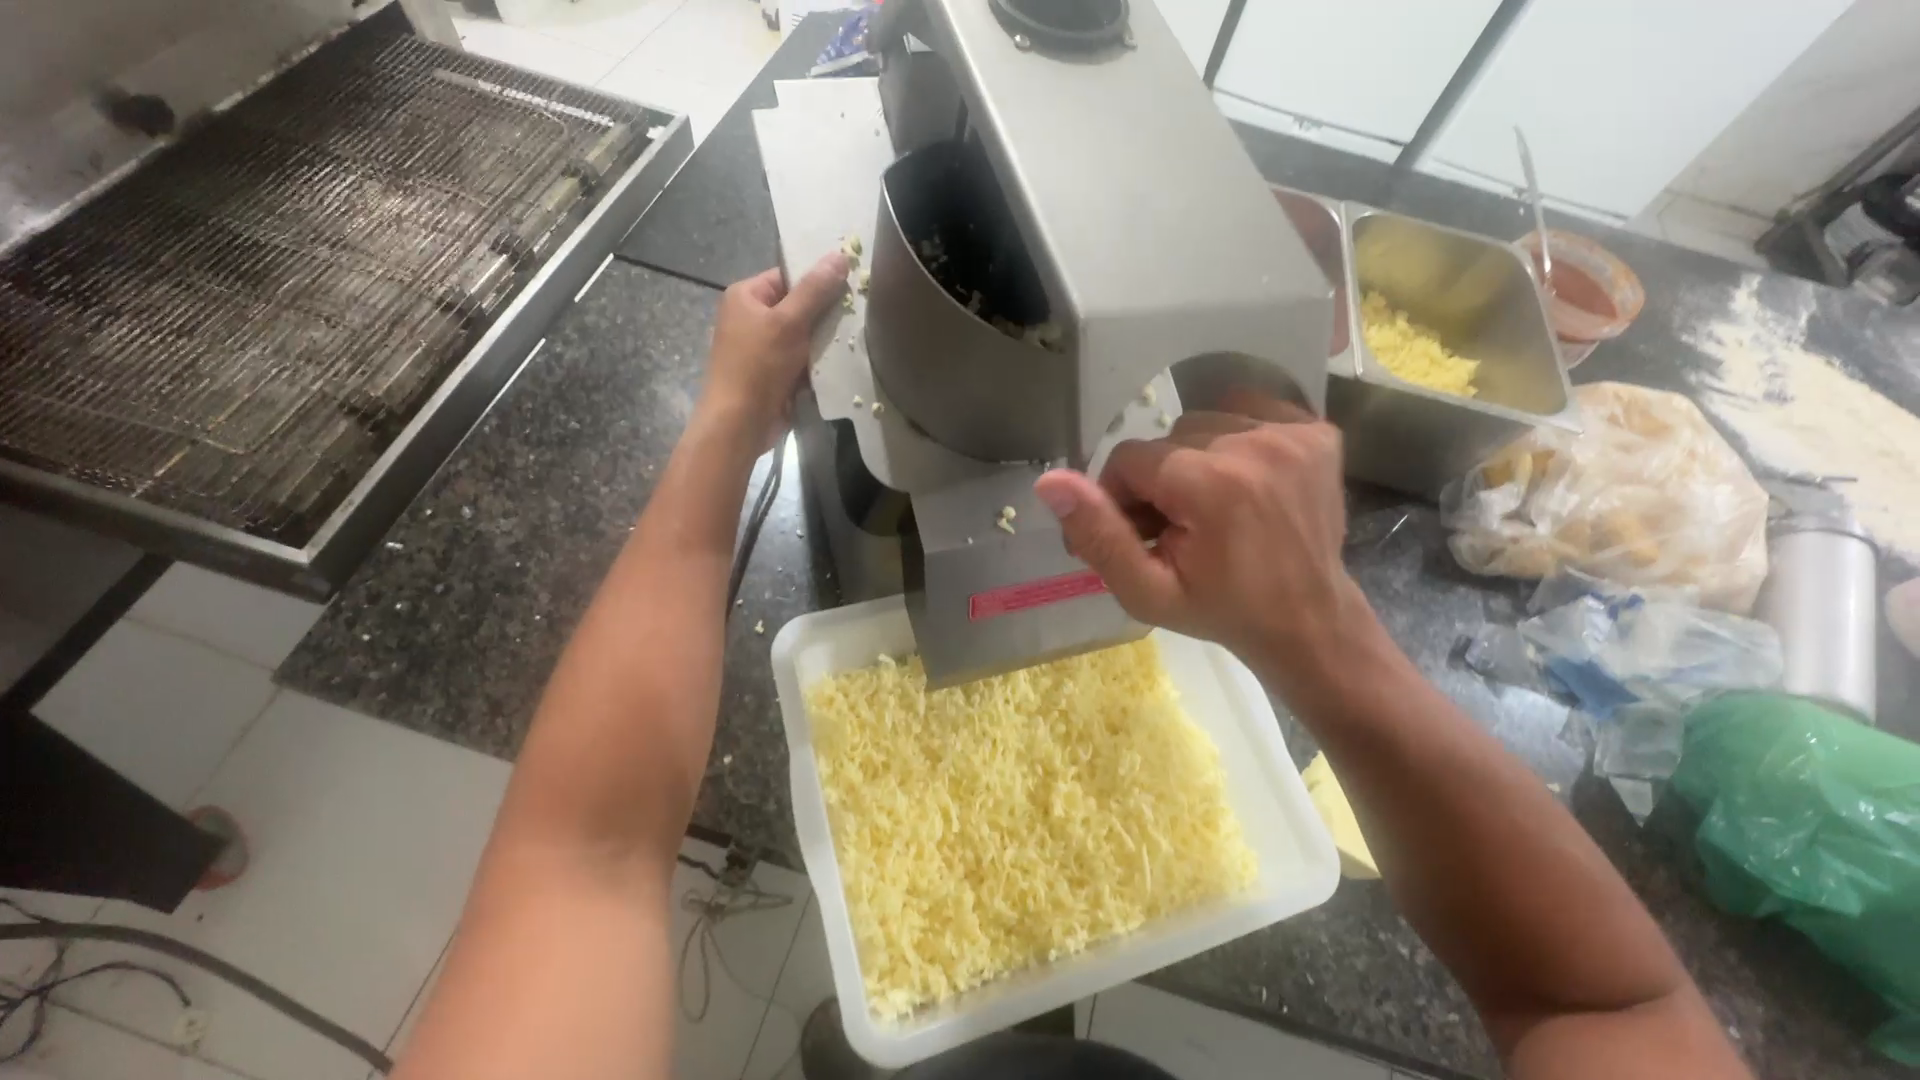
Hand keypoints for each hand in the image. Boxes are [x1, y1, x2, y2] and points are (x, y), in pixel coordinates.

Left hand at [701, 252, 848, 450]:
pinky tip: (844, 361)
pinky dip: (820, 362)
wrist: (740, 423)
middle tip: (861, 311)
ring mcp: (764, 348)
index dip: (818, 278)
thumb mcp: (789, 321)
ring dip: (827, 340)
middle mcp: (752, 318)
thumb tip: (840, 255)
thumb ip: (815, 290)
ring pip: (805, 335)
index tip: (851, 282)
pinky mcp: (775, 374)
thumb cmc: (758, 366)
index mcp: (746, 296)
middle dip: (826, 313)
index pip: (788, 275)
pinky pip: (804, 360)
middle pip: (799, 305)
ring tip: (858, 336)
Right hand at [1032, 394, 1375, 691]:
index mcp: (1212, 484)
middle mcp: (1254, 444)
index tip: (1138, 533)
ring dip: (1194, 457)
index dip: (1121, 497)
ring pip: (1204, 420)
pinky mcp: (1317, 431)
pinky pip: (1248, 410)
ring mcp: (1293, 435)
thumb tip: (1051, 482)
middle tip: (1173, 527)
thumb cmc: (1220, 610)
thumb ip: (1097, 534)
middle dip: (1159, 479)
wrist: (1307, 621)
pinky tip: (1243, 479)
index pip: (1128, 458)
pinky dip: (1235, 438)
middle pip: (1167, 437)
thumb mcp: (1146, 591)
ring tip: (1209, 505)